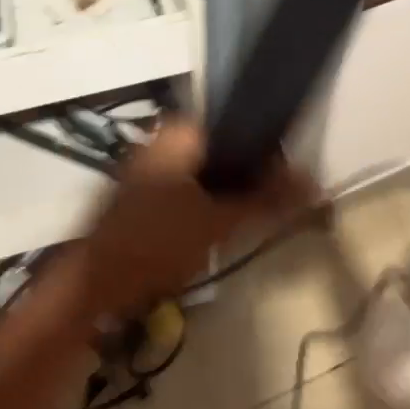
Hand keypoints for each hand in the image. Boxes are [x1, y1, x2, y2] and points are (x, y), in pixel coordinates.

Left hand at [72, 120, 308, 318]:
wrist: (93, 285)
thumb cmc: (157, 243)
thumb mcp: (219, 222)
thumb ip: (267, 200)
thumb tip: (316, 183)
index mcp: (178, 132)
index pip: (237, 123)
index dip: (267, 149)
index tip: (287, 176)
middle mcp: (159, 139)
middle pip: (220, 147)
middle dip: (248, 172)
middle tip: (274, 199)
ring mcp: (145, 166)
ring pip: (202, 170)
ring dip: (227, 189)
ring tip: (252, 215)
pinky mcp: (139, 193)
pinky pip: (184, 187)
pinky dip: (204, 201)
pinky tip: (218, 226)